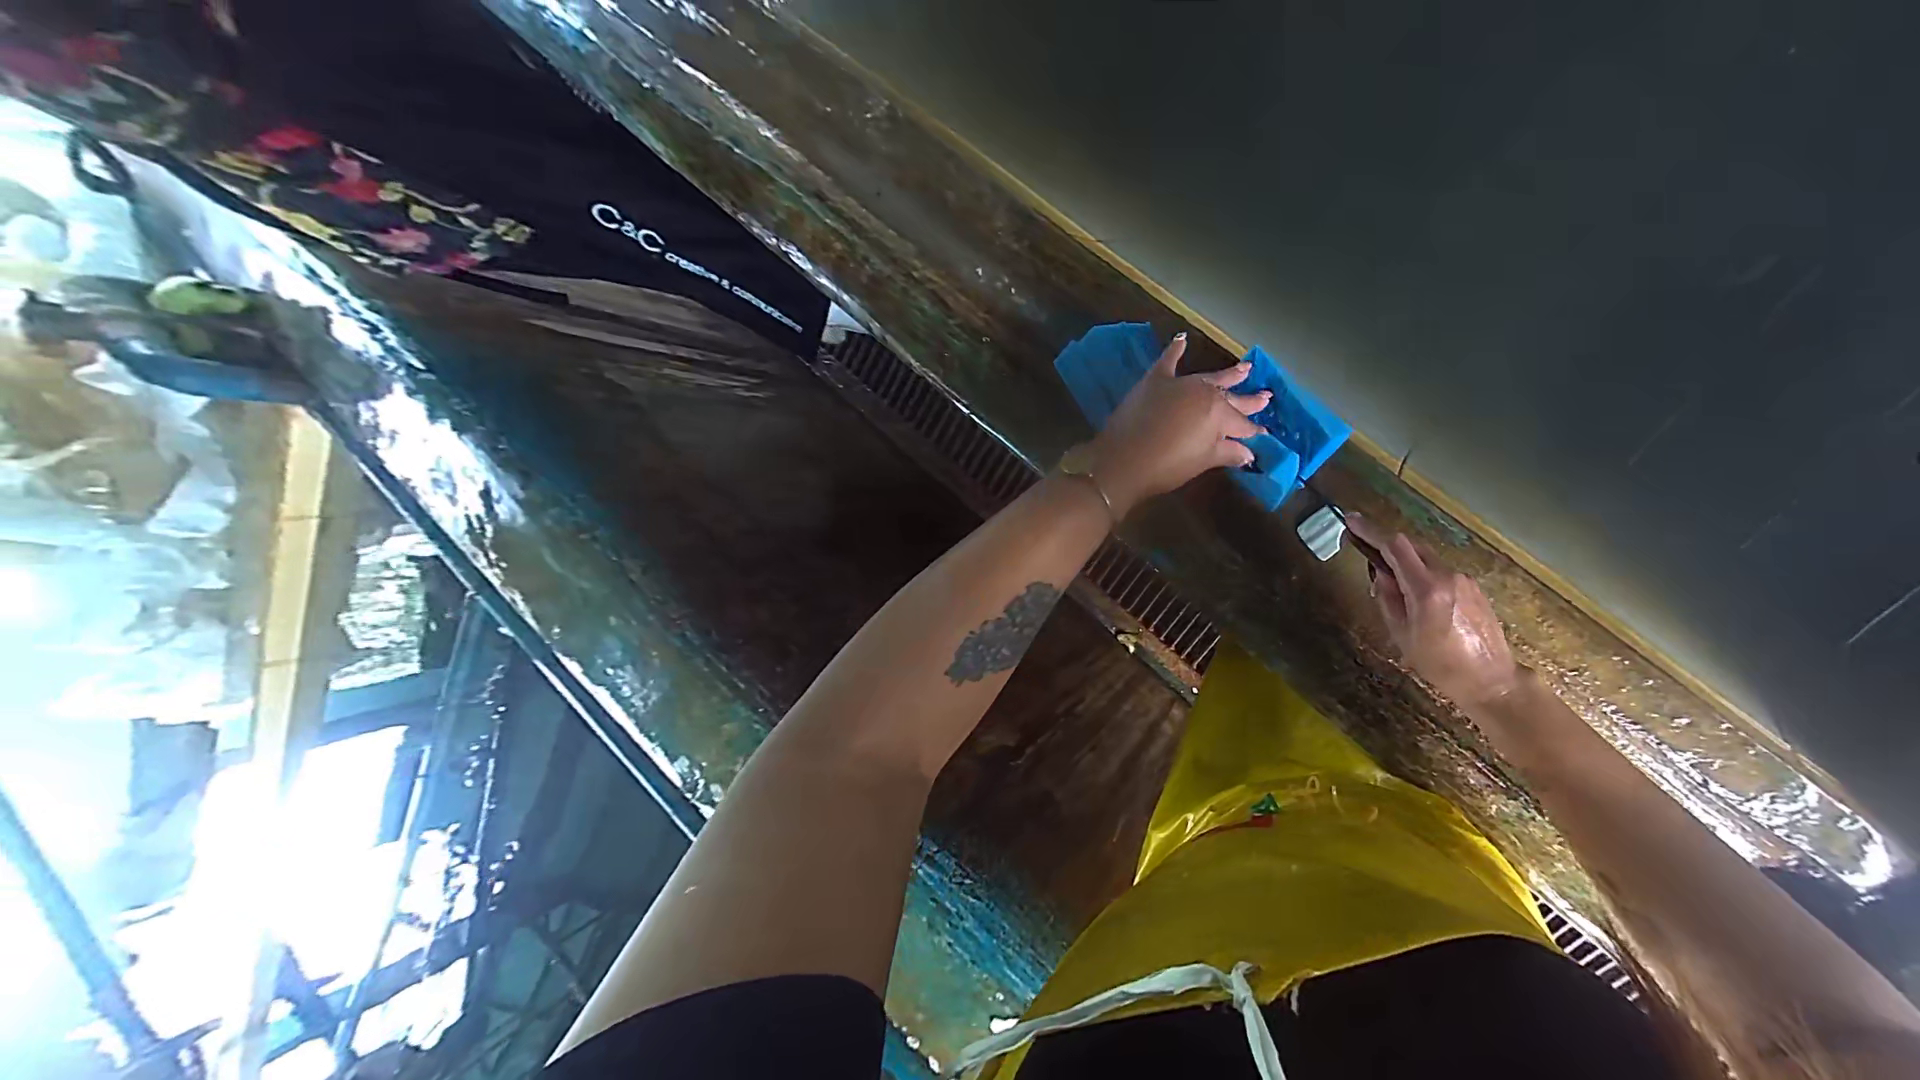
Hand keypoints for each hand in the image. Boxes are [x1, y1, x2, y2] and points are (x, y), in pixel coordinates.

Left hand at [1085, 333, 1270, 514]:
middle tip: (1266, 397)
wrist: (1122, 461)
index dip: (1253, 431)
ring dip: (1227, 374)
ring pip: (1208, 378)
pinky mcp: (1154, 382)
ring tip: (1246, 367)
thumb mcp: (1201, 461)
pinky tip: (1182, 338)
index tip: (1265, 434)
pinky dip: (1175, 349)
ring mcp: (1179, 384)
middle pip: (1230, 398)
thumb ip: (1227, 453)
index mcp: (1219, 415)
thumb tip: (1248, 452)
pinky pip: (1167, 361)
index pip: (1242, 425)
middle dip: (1248, 400)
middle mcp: (1204, 394)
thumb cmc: (1166, 466)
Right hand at [1346, 513, 1524, 712]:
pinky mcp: (1473, 588)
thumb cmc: (1439, 664)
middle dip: (1385, 543)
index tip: (1351, 521)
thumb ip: (1388, 598)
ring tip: (1386, 578)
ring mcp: (1464, 581)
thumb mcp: (1401, 633)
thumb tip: (1380, 574)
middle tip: (1360, 545)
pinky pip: (1439, 571)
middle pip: (1411, 546)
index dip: (1371, 531)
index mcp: (1426, 589)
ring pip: (1425, 558)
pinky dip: (1420, 572)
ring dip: (1403, 559)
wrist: (1492, 681)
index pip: (1395, 547)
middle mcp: (1448, 577)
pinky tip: (1412, 592)